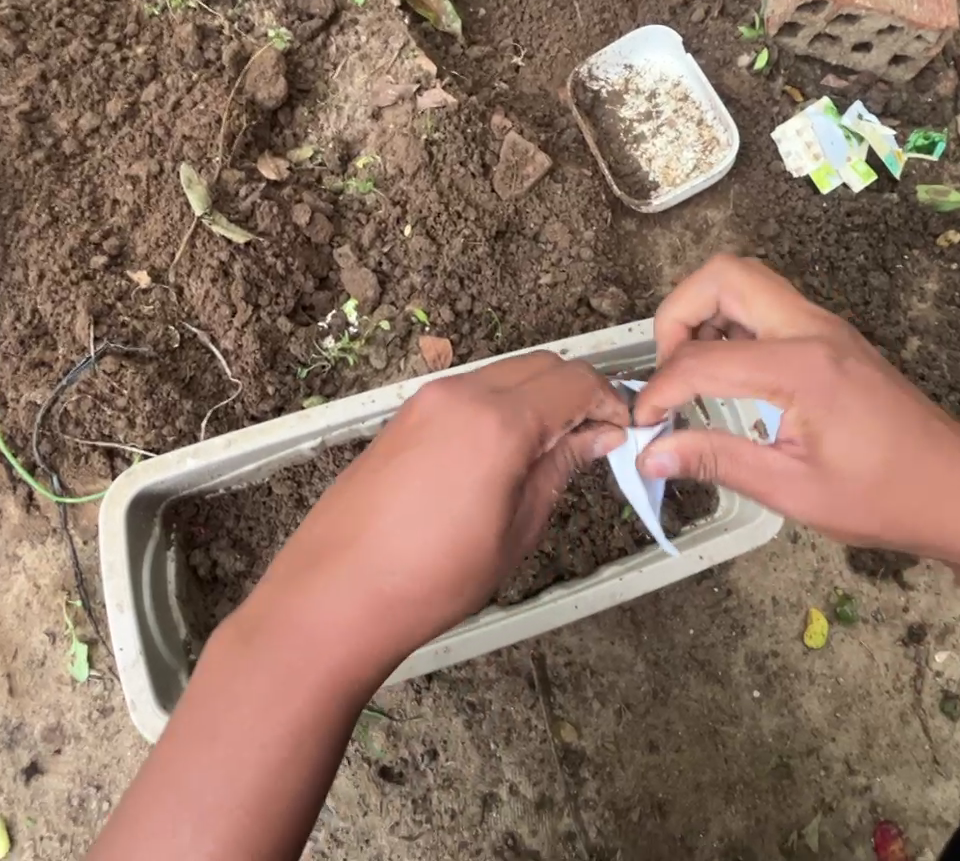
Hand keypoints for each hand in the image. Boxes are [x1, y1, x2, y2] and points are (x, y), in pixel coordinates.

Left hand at [247, 352, 627, 666]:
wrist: (334, 595)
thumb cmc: (434, 578)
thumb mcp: (517, 529)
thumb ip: (561, 468)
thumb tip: (598, 436)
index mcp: (499, 422)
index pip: (576, 382)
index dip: (611, 401)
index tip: (625, 432)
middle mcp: (463, 392)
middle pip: (543, 365)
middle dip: (579, 392)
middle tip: (596, 438)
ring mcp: (429, 398)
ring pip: (506, 374)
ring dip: (541, 396)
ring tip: (553, 447)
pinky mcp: (407, 413)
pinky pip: (472, 391)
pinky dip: (504, 405)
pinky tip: (507, 449)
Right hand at [632, 255, 959, 571]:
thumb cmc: (885, 497)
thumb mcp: (793, 489)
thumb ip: (716, 461)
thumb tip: (652, 454)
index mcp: (801, 366)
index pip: (700, 357)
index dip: (660, 390)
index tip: (645, 426)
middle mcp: (812, 329)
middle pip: (723, 275)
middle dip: (676, 314)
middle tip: (670, 372)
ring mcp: (825, 327)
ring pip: (745, 282)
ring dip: (704, 315)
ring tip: (692, 375)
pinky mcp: (830, 338)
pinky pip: (766, 306)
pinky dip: (730, 326)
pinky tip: (728, 378)